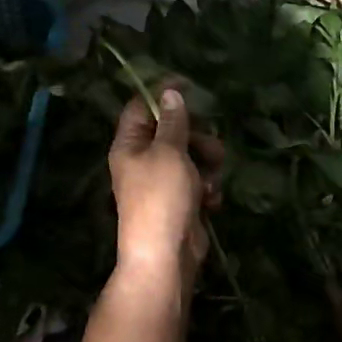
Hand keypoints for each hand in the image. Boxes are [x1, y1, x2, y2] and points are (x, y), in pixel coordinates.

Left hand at [108, 87, 221, 277]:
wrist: (166, 255)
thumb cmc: (161, 197)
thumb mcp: (169, 152)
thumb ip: (173, 122)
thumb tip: (169, 93)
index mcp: (129, 144)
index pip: (141, 107)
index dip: (163, 94)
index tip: (189, 86)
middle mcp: (142, 159)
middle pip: (172, 131)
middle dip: (198, 138)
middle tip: (212, 149)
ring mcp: (161, 181)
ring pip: (191, 156)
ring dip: (207, 165)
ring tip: (210, 182)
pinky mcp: (180, 200)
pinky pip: (198, 181)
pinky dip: (207, 188)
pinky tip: (211, 201)